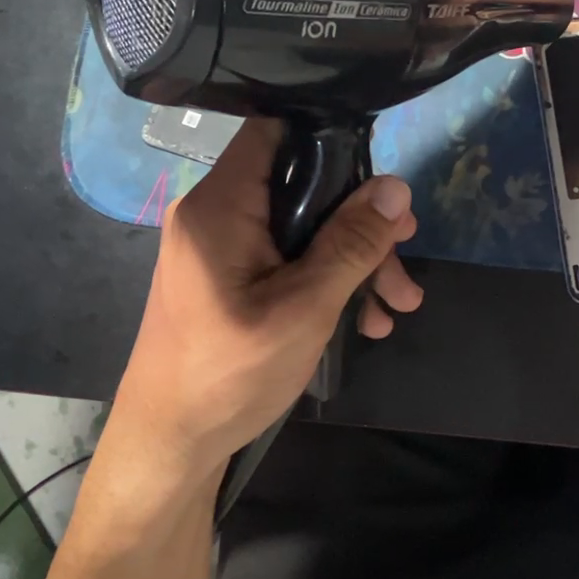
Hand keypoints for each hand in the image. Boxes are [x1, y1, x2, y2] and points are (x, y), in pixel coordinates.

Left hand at [112, 118, 422, 465]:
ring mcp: (225, 248)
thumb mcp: (305, 307)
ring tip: (398, 306)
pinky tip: (367, 321)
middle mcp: (218, 214)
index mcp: (221, 205)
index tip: (380, 174)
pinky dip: (329, 282)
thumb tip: (397, 188)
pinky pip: (289, 259)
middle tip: (406, 254)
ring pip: (304, 228)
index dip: (330, 138)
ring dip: (356, 261)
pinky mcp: (233, 278)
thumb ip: (352, 243)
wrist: (172, 448)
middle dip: (362, 222)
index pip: (274, 130)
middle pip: (303, 187)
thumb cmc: (229, 374)